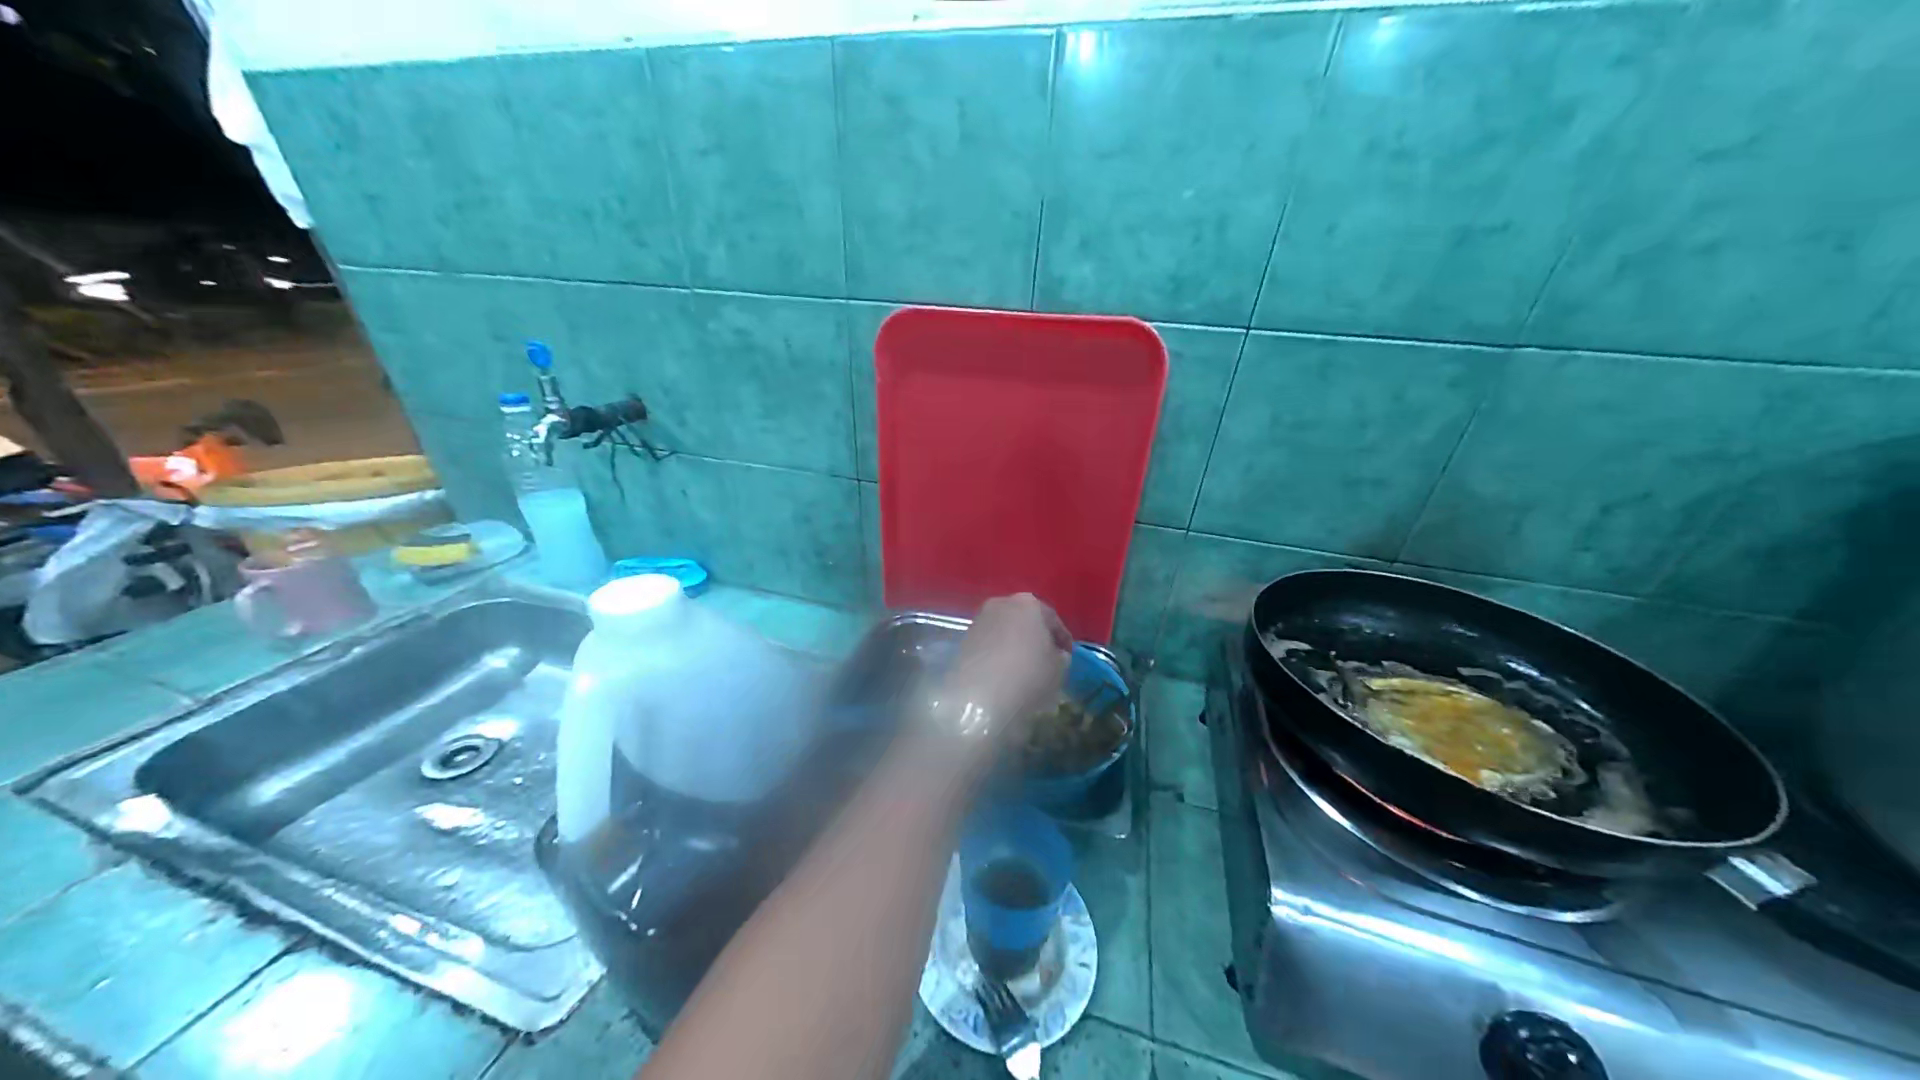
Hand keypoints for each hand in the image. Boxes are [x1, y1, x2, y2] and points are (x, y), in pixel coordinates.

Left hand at [940, 593, 1071, 743]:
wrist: (979, 695)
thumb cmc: (1028, 675)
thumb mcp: (1059, 668)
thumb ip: (1060, 656)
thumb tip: (1055, 654)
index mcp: (1029, 604)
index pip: (1053, 619)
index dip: (1063, 639)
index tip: (1067, 656)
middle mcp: (1001, 604)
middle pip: (1025, 620)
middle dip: (1036, 637)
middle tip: (1046, 660)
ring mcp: (979, 620)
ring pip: (1005, 630)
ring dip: (1015, 645)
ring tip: (1023, 669)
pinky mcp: (963, 639)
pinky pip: (989, 644)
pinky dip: (997, 653)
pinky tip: (1003, 672)